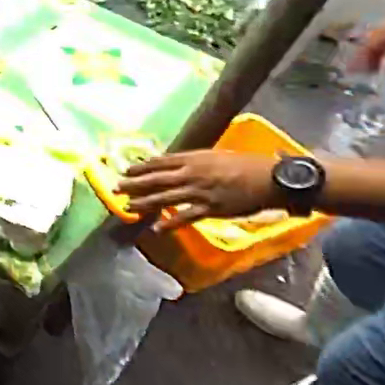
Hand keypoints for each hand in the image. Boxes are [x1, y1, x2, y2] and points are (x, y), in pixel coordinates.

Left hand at [118, 151, 278, 230]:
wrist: (269, 178)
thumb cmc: (246, 164)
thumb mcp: (217, 156)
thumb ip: (196, 161)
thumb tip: (179, 165)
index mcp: (194, 158)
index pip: (161, 161)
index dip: (141, 166)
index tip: (126, 170)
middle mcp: (192, 173)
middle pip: (156, 179)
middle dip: (134, 184)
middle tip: (116, 188)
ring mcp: (199, 192)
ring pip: (165, 198)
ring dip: (145, 203)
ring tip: (129, 207)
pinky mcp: (210, 209)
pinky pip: (185, 217)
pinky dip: (169, 223)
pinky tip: (156, 228)